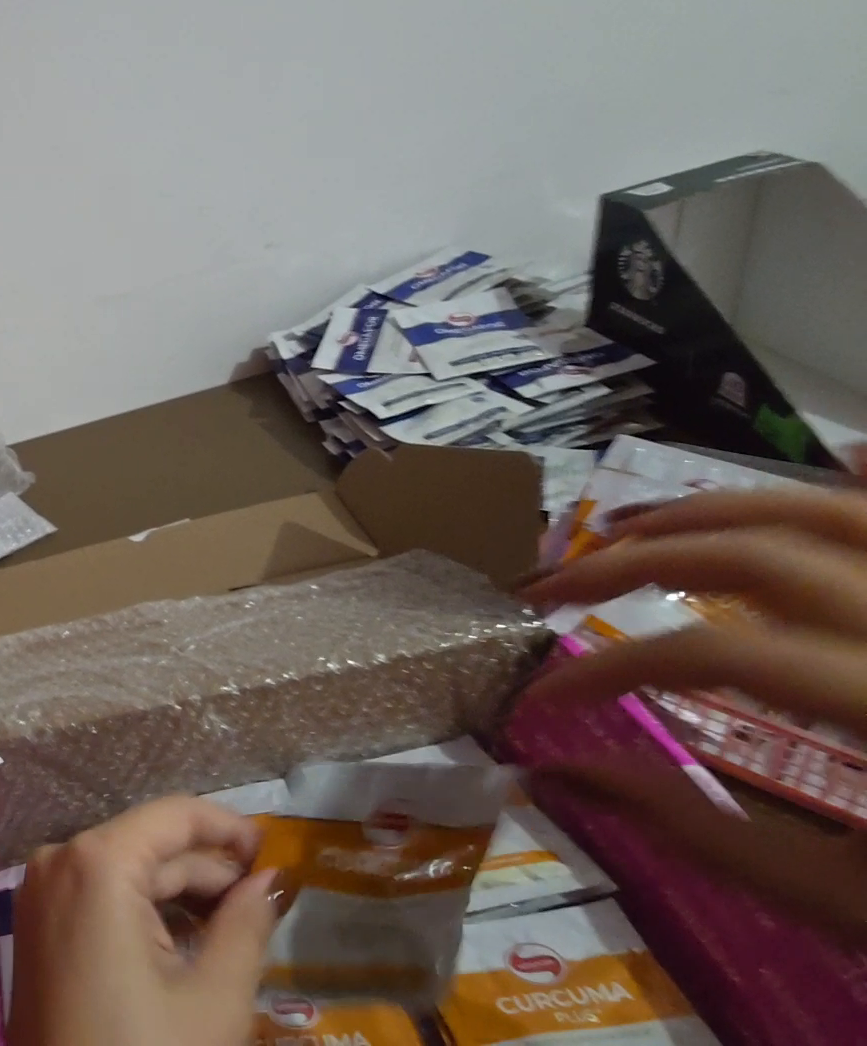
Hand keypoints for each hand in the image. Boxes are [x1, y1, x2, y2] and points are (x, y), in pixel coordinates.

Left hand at [5, 796, 274, 1045]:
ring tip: (238, 921)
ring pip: (126, 870)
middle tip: (268, 897)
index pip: (173, 815)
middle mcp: (60, 859)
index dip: (229, 827)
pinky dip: (145, 909)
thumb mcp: (213, 998)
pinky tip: (189, 937)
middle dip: (210, 867)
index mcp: (98, 861)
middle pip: (149, 844)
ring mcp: (42, 891)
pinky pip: (100, 895)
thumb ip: (246, 925)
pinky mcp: (38, 923)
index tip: (276, 850)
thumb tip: (273, 880)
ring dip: (181, 891)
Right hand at [520, 487, 866, 936]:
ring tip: (622, 528)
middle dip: (629, 562)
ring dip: (706, 512)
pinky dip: (855, 489)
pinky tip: (826, 468)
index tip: (539, 699)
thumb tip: (554, 774)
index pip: (714, 653)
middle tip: (546, 587)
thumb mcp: (850, 905)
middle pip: (758, 554)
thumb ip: (700, 830)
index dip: (609, 668)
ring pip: (828, 511)